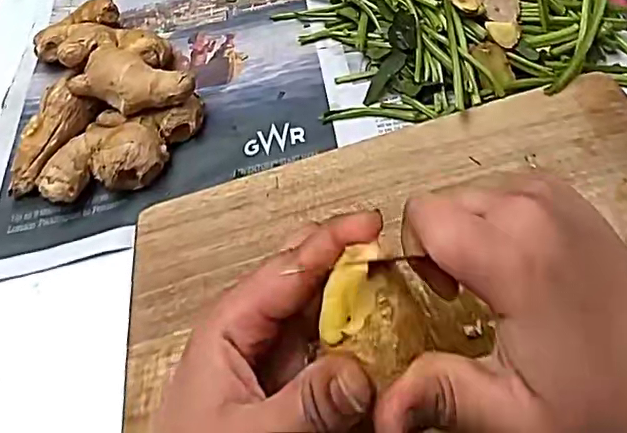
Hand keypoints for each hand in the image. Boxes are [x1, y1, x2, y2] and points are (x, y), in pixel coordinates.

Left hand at [155, 211, 381, 432]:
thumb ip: (303, 404)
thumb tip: (358, 372)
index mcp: (230, 321)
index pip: (287, 266)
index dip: (330, 239)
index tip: (369, 222)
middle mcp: (253, 328)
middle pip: (307, 280)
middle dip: (347, 265)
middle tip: (391, 258)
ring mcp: (273, 358)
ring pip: (323, 317)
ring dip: (358, 311)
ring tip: (396, 300)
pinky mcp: (288, 388)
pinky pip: (329, 359)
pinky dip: (357, 354)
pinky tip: (382, 356)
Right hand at [375, 174, 626, 432]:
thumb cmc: (609, 408)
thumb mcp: (517, 415)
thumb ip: (441, 394)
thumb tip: (384, 409)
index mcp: (515, 255)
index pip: (422, 214)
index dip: (417, 252)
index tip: (443, 292)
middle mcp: (531, 210)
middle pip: (442, 204)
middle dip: (443, 245)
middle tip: (472, 296)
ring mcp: (551, 197)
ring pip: (468, 195)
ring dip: (470, 231)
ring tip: (502, 282)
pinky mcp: (564, 195)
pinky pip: (502, 192)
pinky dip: (499, 220)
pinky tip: (524, 262)